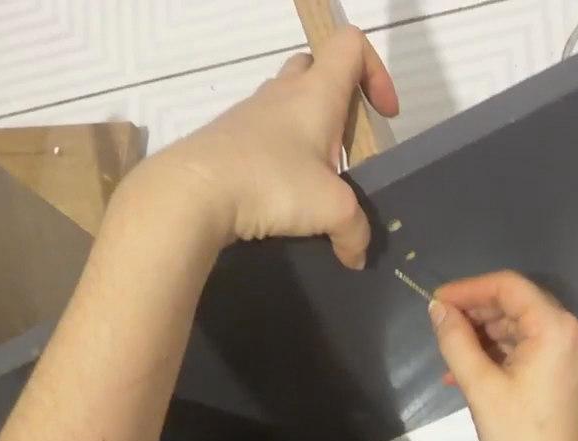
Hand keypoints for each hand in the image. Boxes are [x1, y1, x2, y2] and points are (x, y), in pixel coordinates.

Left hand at [150, 27, 398, 268]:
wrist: (194, 192)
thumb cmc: (272, 183)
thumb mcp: (332, 211)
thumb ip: (355, 232)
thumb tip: (357, 257)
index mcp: (316, 92)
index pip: (351, 46)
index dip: (376, 72)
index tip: (383, 115)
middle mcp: (282, 93)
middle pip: (316, 70)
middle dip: (339, 103)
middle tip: (346, 148)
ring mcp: (250, 115)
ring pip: (287, 106)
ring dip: (308, 135)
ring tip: (314, 183)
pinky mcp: (228, 141)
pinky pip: (263, 139)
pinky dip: (280, 160)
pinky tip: (281, 199)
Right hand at [429, 272, 577, 440]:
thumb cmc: (519, 438)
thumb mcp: (480, 387)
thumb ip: (456, 341)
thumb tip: (438, 309)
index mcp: (555, 327)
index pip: (508, 286)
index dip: (468, 289)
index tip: (435, 302)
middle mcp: (570, 330)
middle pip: (515, 303)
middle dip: (475, 312)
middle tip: (439, 328)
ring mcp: (570, 350)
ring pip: (518, 325)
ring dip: (482, 334)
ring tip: (449, 354)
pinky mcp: (564, 368)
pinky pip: (527, 346)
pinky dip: (498, 352)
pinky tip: (466, 370)